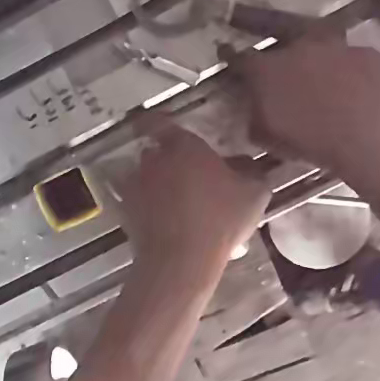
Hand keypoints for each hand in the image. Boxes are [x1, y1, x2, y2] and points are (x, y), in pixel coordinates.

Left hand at [115, 126, 267, 266]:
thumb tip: (243, 163)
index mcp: (185, 146)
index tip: (164, 132)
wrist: (181, 259)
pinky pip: (133, 199)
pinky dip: (142, 205)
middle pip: (156, 151)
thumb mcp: (255, 194)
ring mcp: (136, 182)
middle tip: (186, 180)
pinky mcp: (124, 208)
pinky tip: (160, 221)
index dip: (158, 124)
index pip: (160, 122)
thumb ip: (251, 171)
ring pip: (144, 175)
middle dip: (167, 161)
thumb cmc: (221, 220)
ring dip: (154, 183)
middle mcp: (155, 157)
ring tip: (173, 204)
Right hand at [233, 33, 379, 188]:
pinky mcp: (365, 53)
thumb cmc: (309, 142)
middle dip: (263, 24)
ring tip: (307, 49)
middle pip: (277, 27)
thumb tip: (254, 102)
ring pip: (316, 35)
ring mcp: (335, 46)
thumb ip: (254, 112)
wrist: (368, 141)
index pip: (240, 56)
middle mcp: (298, 47)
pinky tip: (346, 77)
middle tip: (256, 24)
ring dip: (308, 42)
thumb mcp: (265, 136)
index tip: (225, 50)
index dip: (231, 55)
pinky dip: (342, 63)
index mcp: (266, 69)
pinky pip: (347, 54)